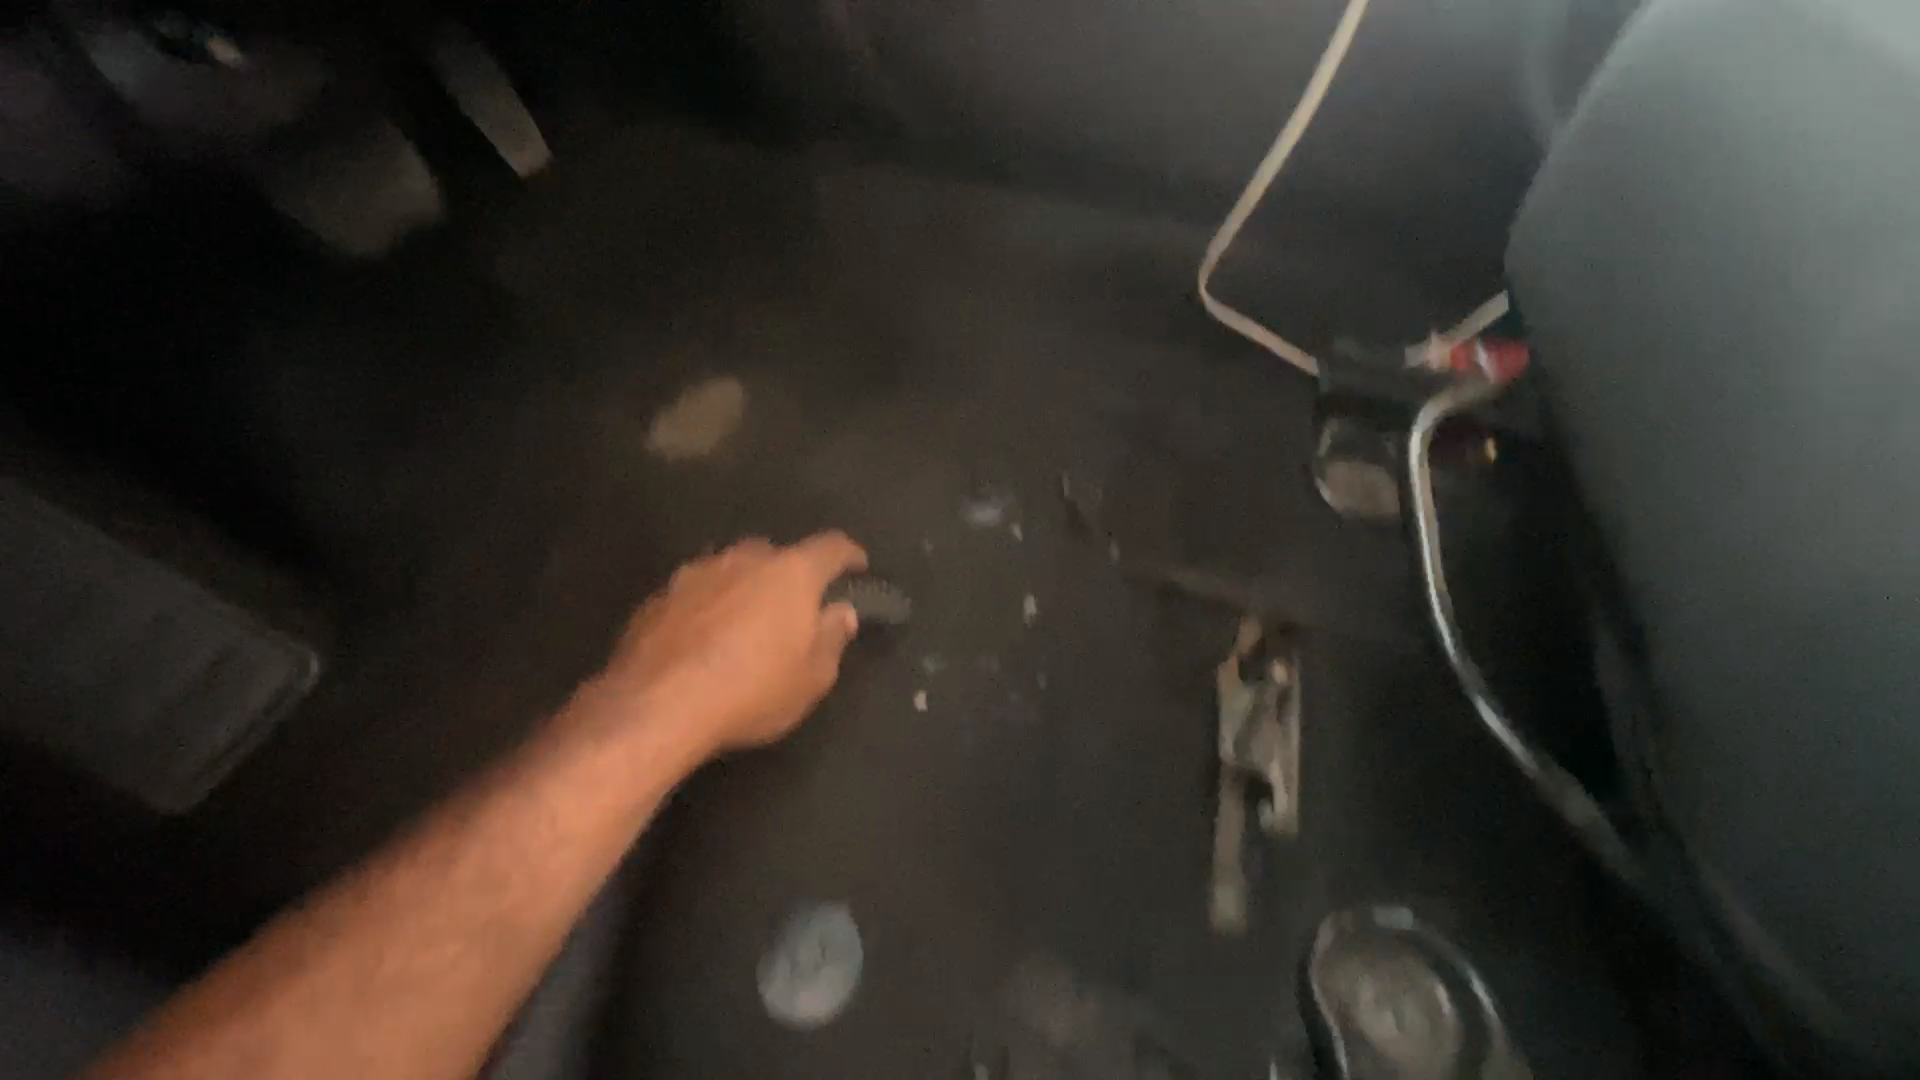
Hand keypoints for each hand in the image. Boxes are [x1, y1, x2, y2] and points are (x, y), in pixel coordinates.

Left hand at [589, 532, 867, 758]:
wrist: (657, 706)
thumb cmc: (751, 691)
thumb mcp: (811, 679)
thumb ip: (831, 638)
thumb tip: (841, 612)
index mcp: (791, 573)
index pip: (830, 547)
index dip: (849, 555)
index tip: (858, 566)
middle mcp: (743, 559)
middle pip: (775, 554)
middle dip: (788, 574)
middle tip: (794, 607)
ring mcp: (695, 574)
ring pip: (730, 570)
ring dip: (743, 588)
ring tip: (744, 623)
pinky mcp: (657, 597)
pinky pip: (696, 594)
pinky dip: (707, 608)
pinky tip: (703, 640)